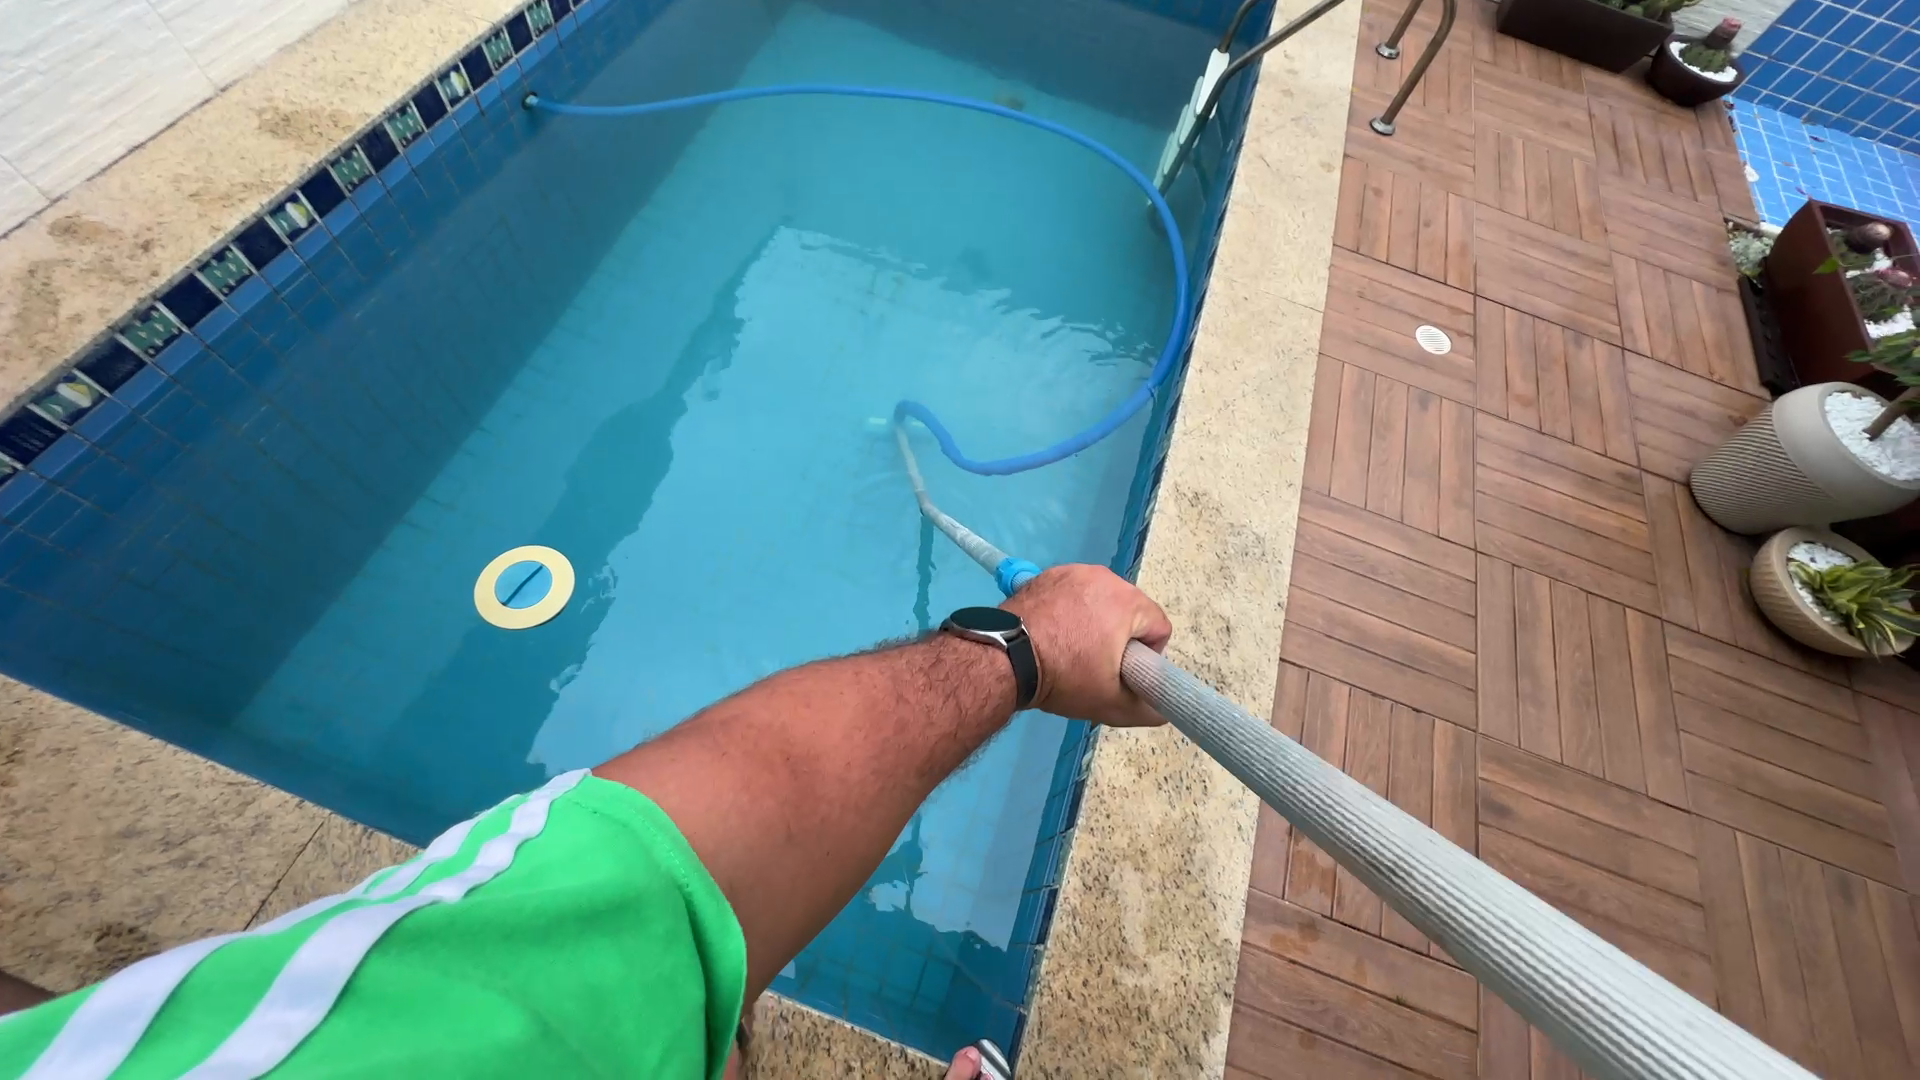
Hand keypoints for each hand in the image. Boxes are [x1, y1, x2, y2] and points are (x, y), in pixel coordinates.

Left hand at [1002, 564, 1170, 727]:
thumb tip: (1163, 707)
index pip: (1159, 627)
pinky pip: (1073, 592)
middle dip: (1120, 636)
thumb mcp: (1112, 703)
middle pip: (1130, 610)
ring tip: (1071, 647)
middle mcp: (1104, 576)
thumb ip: (1148, 707)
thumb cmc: (1064, 676)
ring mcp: (1072, 571)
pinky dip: (1070, 608)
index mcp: (1127, 600)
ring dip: (1096, 620)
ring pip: (1101, 599)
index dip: (1147, 655)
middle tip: (1095, 663)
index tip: (1122, 672)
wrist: (1005, 658)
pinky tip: (1053, 631)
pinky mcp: (1046, 574)